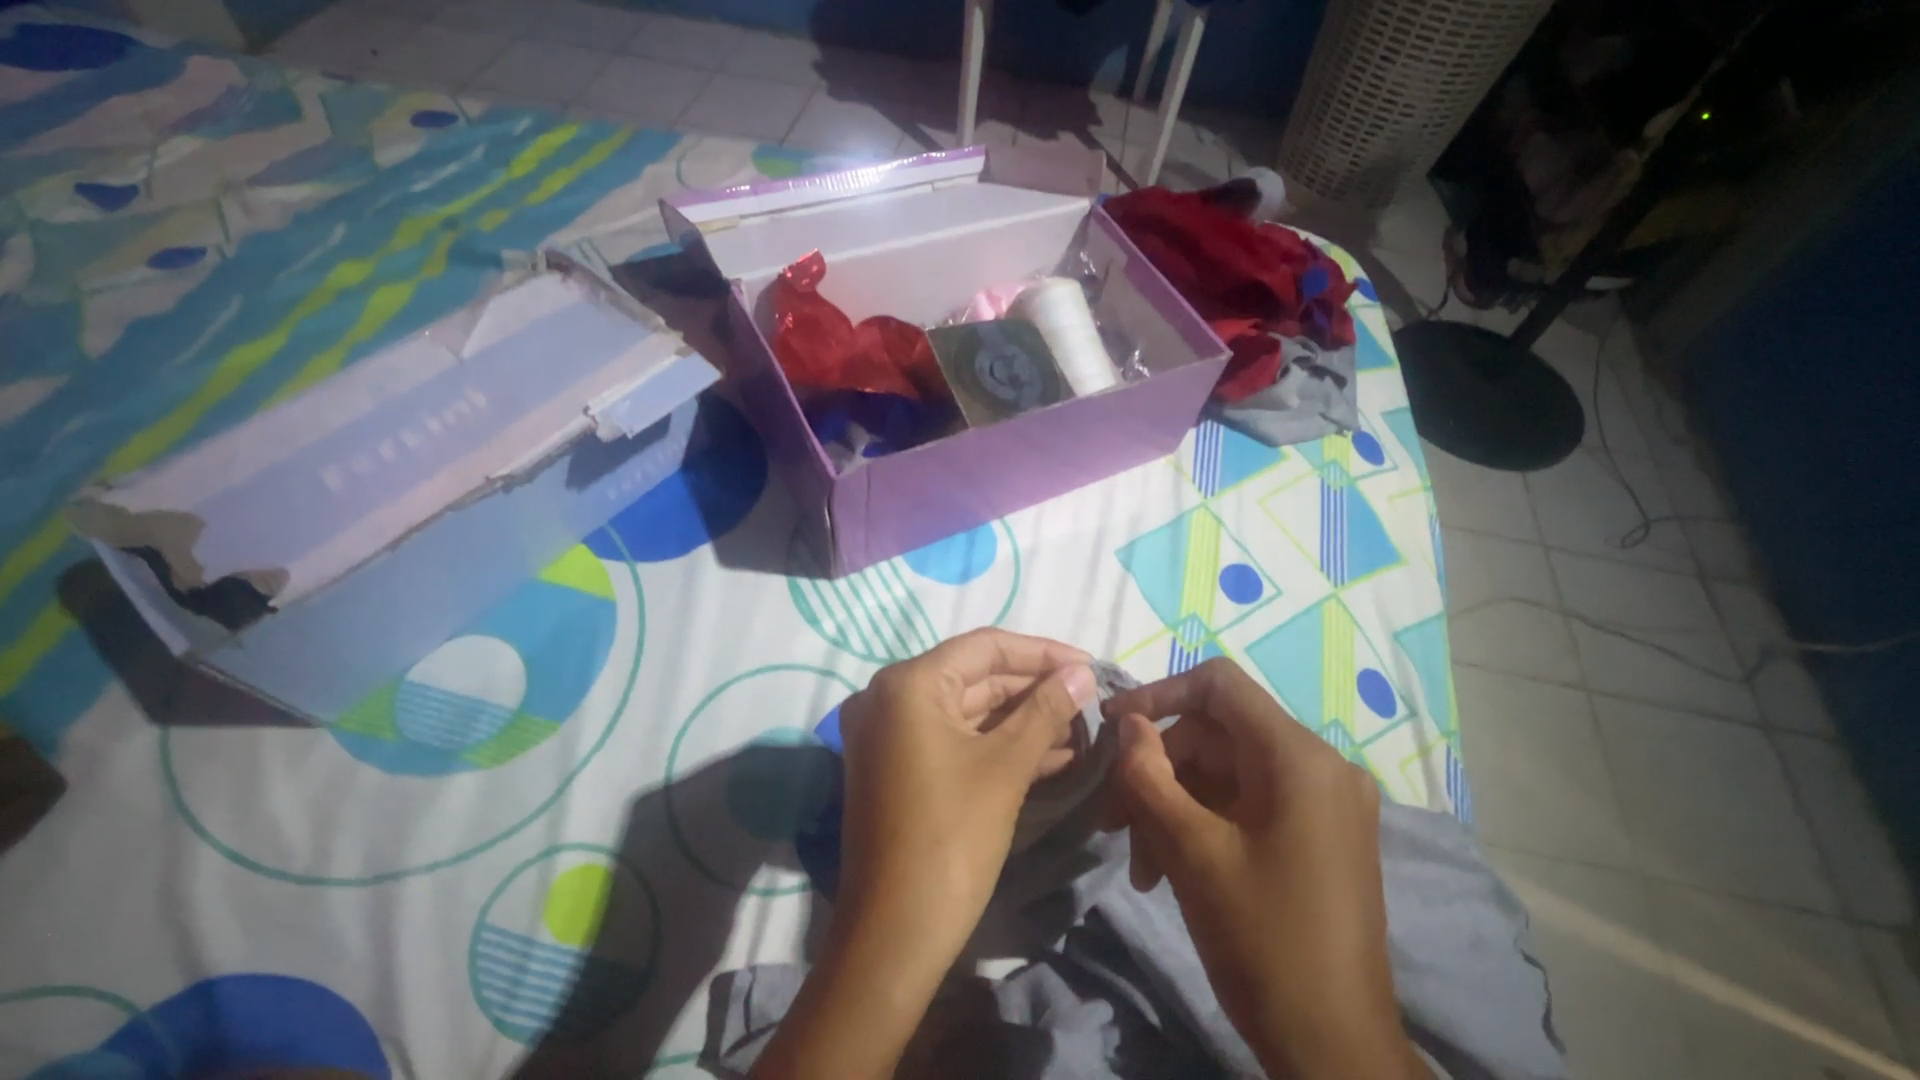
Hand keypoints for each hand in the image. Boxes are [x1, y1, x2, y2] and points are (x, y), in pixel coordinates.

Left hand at [753, 629, 1092, 1079]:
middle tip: (1089, 702)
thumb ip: (1046, 710)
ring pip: (968, 712)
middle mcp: (888, 698)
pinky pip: (954, 741)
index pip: (985, 647)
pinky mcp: (896, 768)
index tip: (1090, 666)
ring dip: (1022, 721)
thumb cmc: (952, 837)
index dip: (1042, 653)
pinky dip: (997, 745)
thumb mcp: (1006, 767)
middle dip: (1035, 690)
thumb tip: (1082, 674)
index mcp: (907, 684)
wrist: (896, 930)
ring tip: (1079, 731)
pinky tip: (1050, 756)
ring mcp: (888, 735)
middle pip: (975, 678)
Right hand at [1103, 657, 1425, 1079]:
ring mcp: (1325, 803)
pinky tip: (1170, 871)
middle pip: (1218, 736)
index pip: (1219, 685)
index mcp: (1299, 757)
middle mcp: (1321, 766)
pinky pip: (1251, 805)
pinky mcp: (1321, 836)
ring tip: (1139, 864)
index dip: (1158, 696)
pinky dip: (1206, 825)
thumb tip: (1128, 724)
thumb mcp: (1191, 851)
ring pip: (1228, 775)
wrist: (1335, 1043)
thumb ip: (1148, 775)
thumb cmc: (1261, 938)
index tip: (1110, 728)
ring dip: (1174, 806)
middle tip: (1110, 821)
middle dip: (1158, 771)